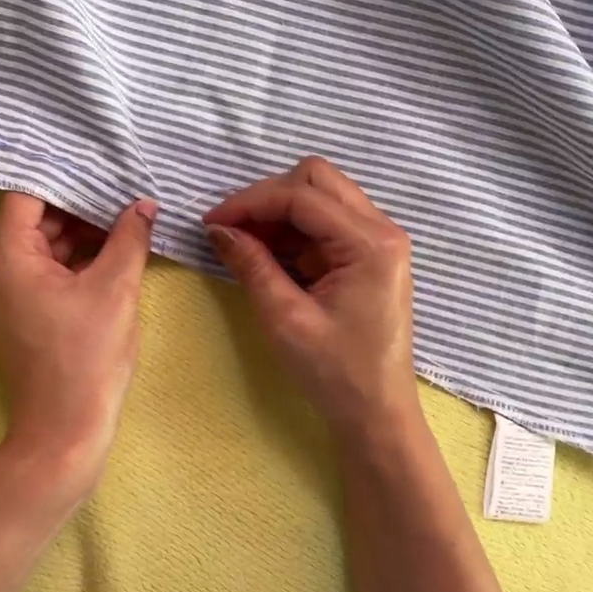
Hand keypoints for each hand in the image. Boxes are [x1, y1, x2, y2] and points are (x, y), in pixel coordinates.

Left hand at [0, 193, 157, 484]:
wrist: (64, 431)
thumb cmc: (86, 357)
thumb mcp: (115, 289)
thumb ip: (128, 238)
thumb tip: (143, 204)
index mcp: (8, 258)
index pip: (26, 196)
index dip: (62, 178)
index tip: (98, 168)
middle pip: (34, 220)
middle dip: (78, 207)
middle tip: (121, 193)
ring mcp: (7, 296)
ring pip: (42, 247)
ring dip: (80, 235)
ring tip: (125, 220)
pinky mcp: (21, 315)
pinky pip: (44, 273)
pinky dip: (74, 261)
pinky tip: (113, 254)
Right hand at [204, 157, 418, 427]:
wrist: (377, 412)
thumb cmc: (335, 372)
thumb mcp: (285, 318)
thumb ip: (252, 265)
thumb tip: (218, 229)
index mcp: (370, 244)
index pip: (301, 196)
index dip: (249, 202)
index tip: (210, 223)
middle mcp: (382, 230)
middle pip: (316, 178)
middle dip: (266, 196)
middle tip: (231, 228)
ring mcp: (378, 240)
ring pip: (320, 194)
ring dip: (277, 211)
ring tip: (243, 243)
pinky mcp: (367, 253)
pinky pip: (324, 220)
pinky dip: (291, 228)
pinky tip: (266, 253)